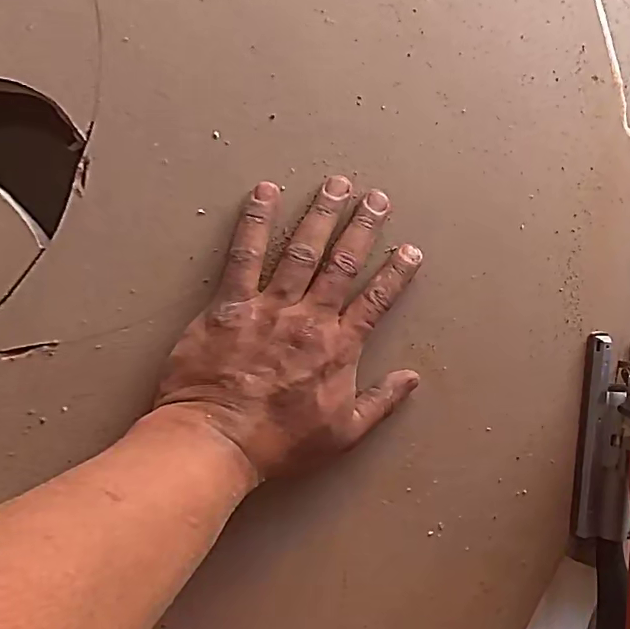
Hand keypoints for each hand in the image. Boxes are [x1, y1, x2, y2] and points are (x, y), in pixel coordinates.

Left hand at [151, 176, 423, 480]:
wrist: (217, 442)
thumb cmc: (280, 442)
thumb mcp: (344, 433)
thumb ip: (382, 402)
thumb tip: (412, 379)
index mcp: (339, 348)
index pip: (376, 301)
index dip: (395, 274)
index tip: (410, 251)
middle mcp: (309, 319)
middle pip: (342, 264)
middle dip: (362, 228)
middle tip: (376, 199)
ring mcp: (270, 307)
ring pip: (301, 251)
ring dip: (321, 215)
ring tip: (336, 185)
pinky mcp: (230, 305)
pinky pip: (244, 255)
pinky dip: (255, 222)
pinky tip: (266, 193)